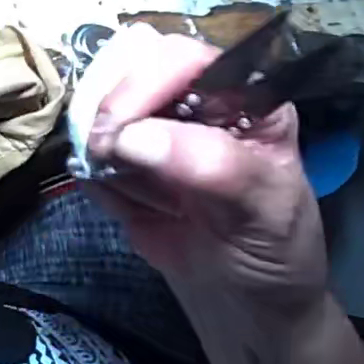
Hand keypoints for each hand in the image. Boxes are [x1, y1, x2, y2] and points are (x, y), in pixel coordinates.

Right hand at [85, 27, 326, 314]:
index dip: (145, 82)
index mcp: (240, 97)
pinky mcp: (123, 162)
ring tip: (140, 196)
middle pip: (131, 74)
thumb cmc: (274, 249)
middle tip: (103, 152)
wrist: (246, 302)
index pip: (183, 61)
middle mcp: (193, 102)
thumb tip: (131, 135)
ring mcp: (152, 130)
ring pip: (101, 112)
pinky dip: (95, 178)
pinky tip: (129, 206)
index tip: (116, 125)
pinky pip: (88, 154)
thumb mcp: (264, 207)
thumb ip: (210, 165)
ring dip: (102, 151)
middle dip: (111, 113)